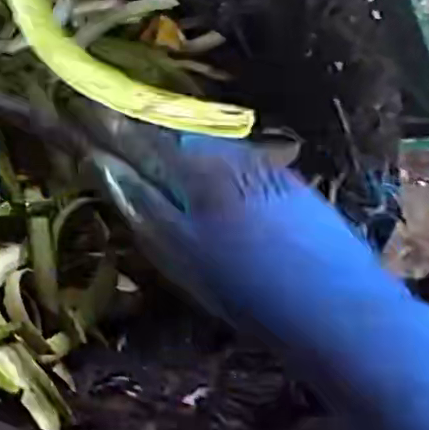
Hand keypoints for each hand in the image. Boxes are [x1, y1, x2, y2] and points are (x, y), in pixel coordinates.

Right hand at [74, 103, 428, 429]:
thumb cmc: (244, 287)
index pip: (133, 129)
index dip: (100, 119)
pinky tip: (203, 183)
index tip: (73, 107)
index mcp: (192, 164)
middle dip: (135, 126)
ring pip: (200, 142)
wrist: (354, 322)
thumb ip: (132, 196)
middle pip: (168, 127)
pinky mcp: (289, 185)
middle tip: (105, 130)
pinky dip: (202, 161)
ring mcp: (262, 165)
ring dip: (169, 143)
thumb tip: (94, 158)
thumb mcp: (173, 247)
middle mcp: (227, 152)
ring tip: (148, 154)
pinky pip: (229, 158)